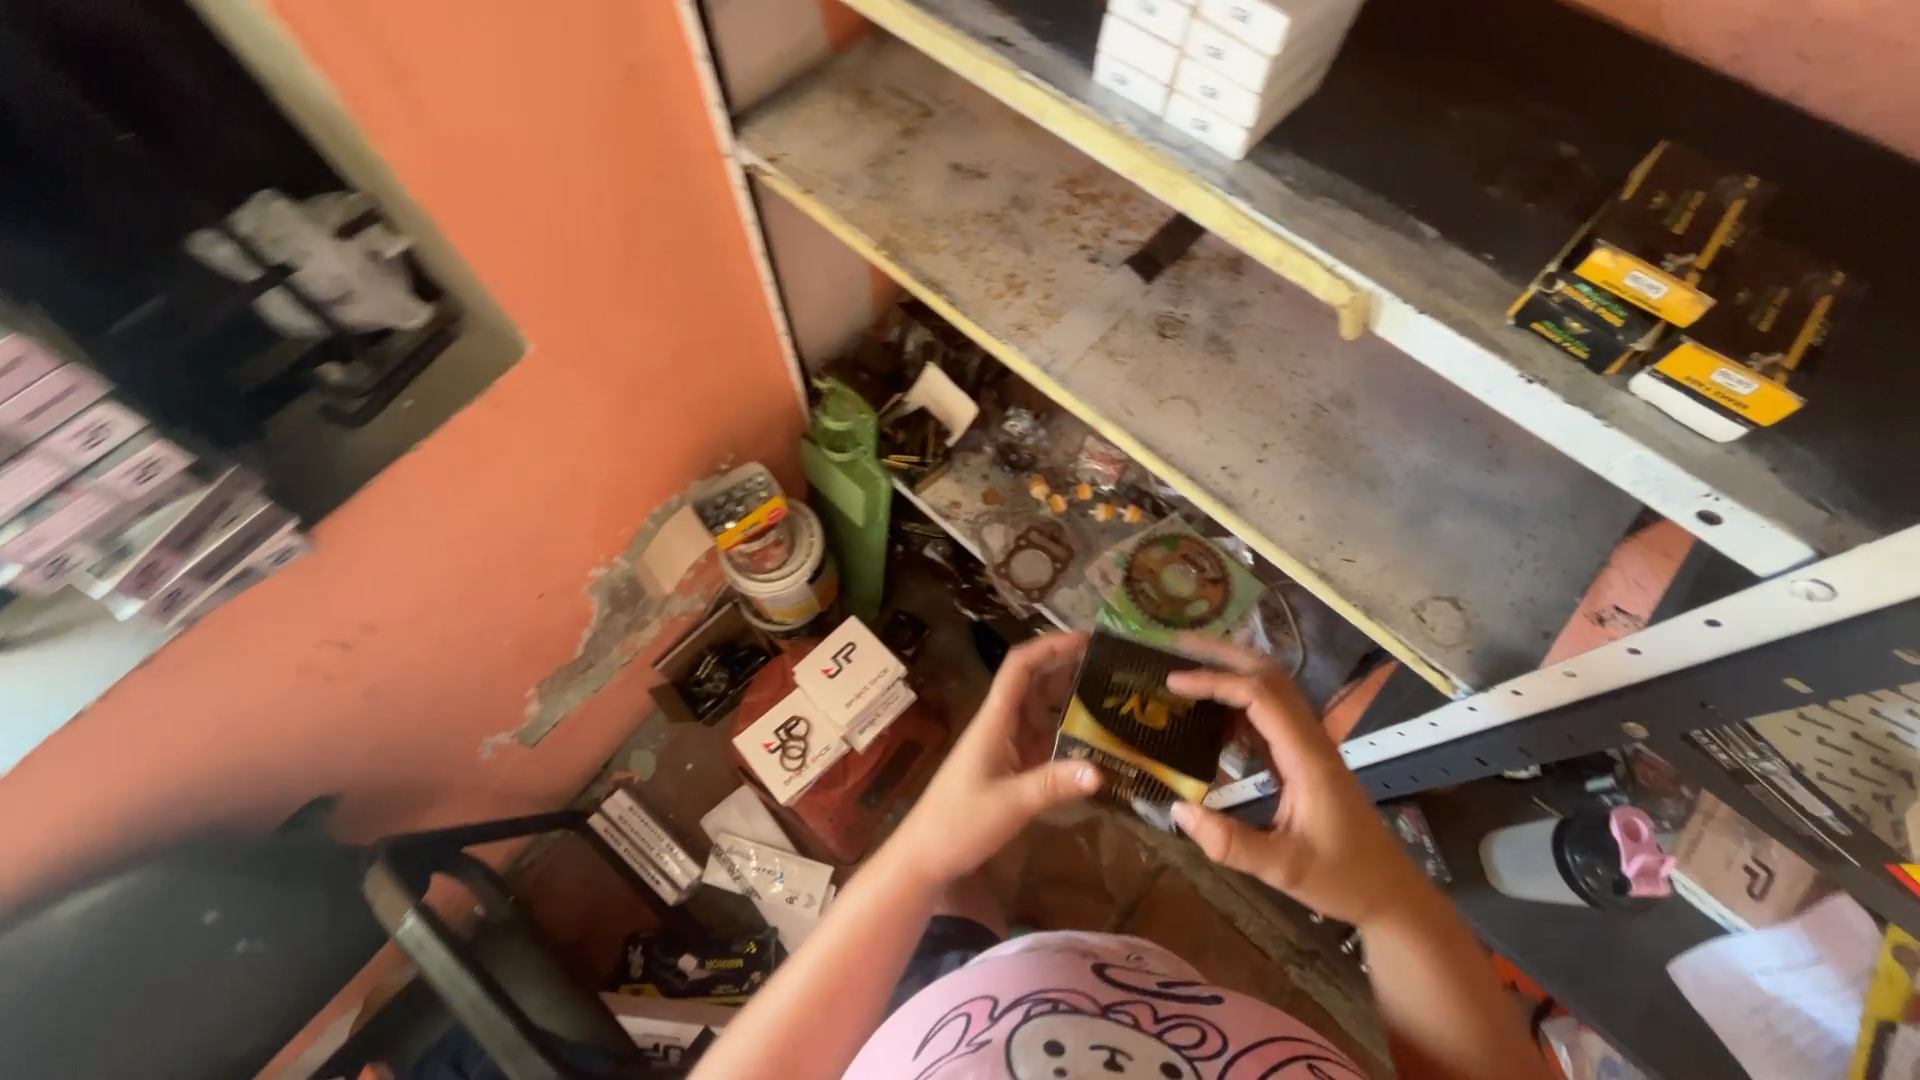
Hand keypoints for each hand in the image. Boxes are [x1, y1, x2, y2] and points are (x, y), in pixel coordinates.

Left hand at [888, 632, 1101, 885]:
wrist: (925, 855)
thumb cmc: (958, 823)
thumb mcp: (1010, 805)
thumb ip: (1053, 786)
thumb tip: (1100, 771)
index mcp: (994, 720)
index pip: (1020, 667)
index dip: (1050, 646)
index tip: (1086, 639)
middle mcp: (1000, 724)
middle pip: (1033, 681)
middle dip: (1067, 665)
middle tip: (1112, 664)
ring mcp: (1004, 745)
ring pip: (1039, 708)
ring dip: (1069, 697)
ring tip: (1112, 692)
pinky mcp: (1010, 767)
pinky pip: (1042, 737)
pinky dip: (1066, 731)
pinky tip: (1094, 738)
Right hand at [1166, 635, 1429, 927]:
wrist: (1391, 894)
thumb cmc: (1342, 879)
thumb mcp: (1283, 869)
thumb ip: (1230, 843)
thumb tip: (1177, 809)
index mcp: (1307, 758)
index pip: (1260, 698)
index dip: (1215, 682)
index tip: (1172, 682)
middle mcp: (1310, 740)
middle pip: (1269, 675)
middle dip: (1223, 654)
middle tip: (1175, 645)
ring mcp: (1309, 745)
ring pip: (1271, 688)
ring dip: (1231, 669)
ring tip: (1186, 665)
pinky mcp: (1302, 757)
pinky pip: (1268, 714)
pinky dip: (1236, 700)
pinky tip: (1207, 711)